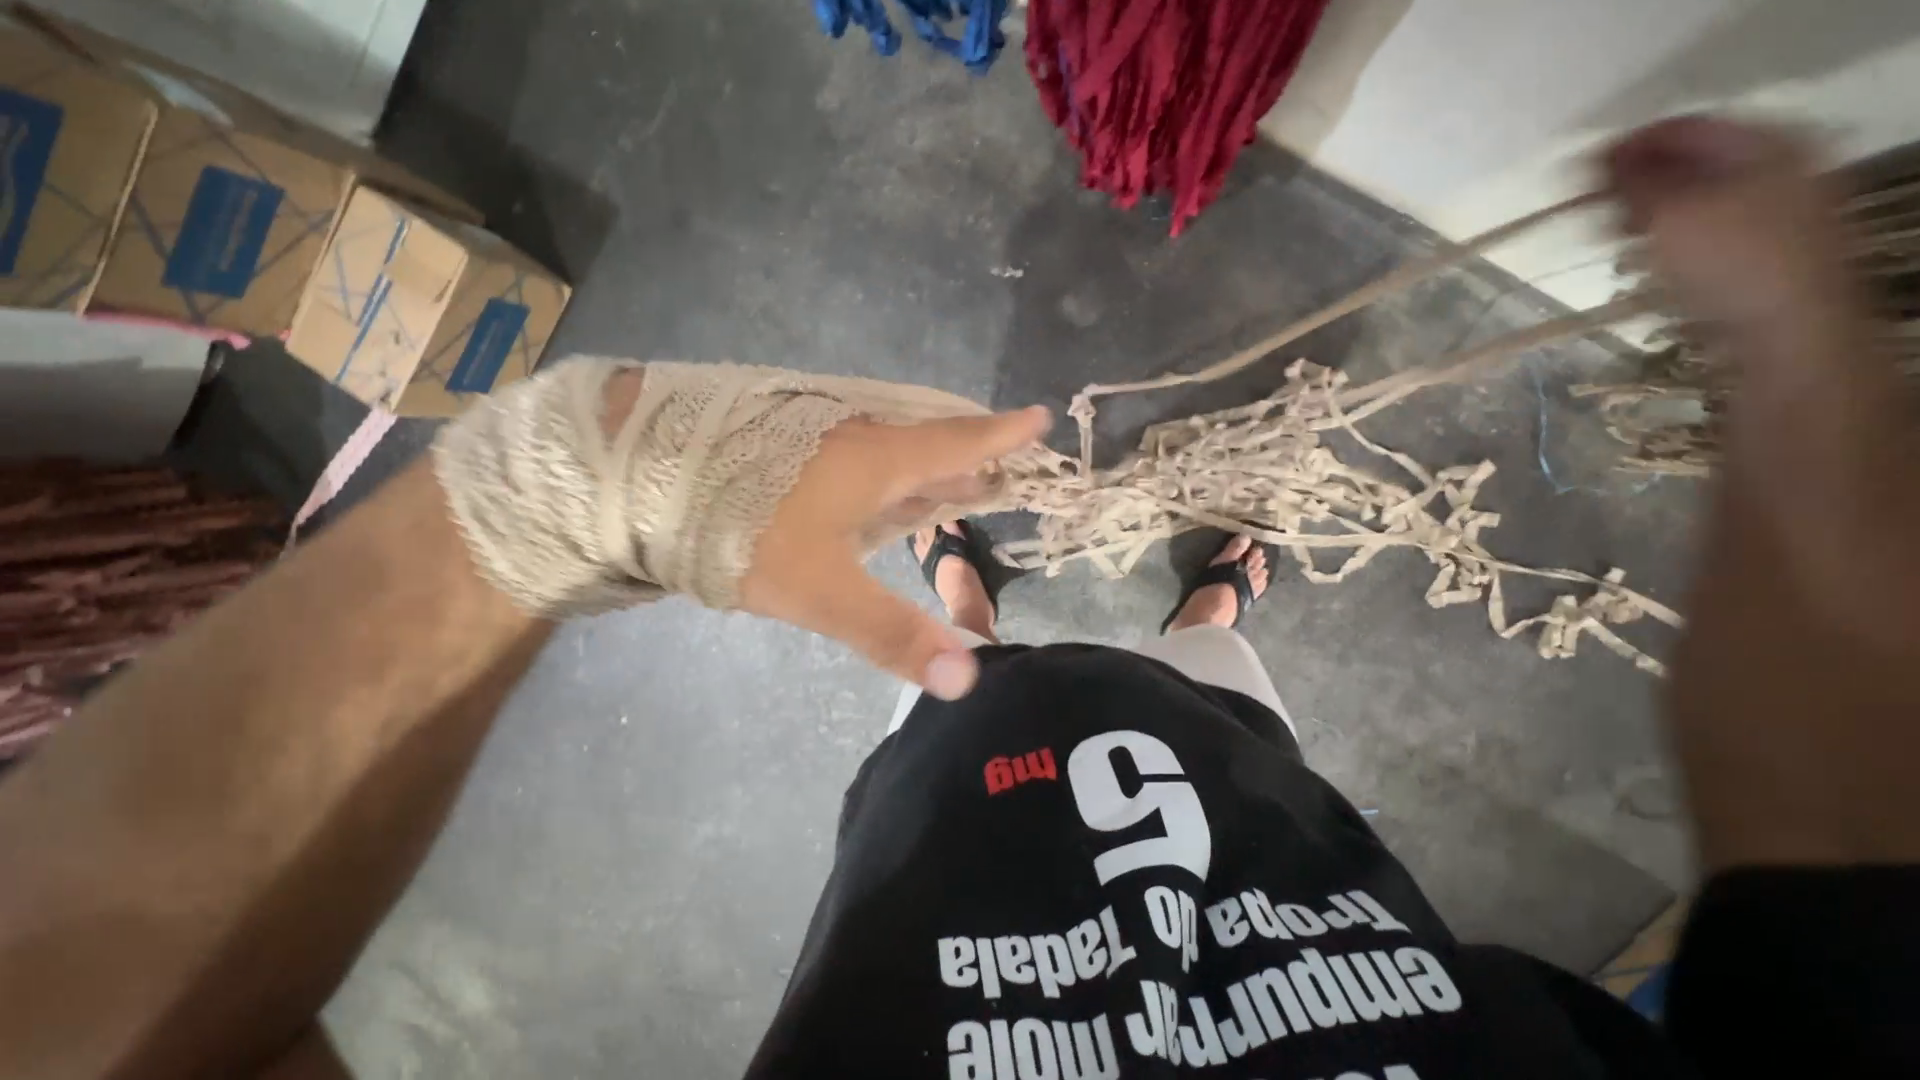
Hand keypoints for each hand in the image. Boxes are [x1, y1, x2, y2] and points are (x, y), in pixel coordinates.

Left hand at [737, 406, 1050, 700]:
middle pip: (929, 450)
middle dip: (970, 463)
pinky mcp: (783, 453)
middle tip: (1005, 476)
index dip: (1002, 435)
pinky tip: (871, 499)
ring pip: (890, 456)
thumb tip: (966, 678)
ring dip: (925, 472)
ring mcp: (817, 442)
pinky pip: (856, 462)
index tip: (1040, 416)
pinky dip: (884, 480)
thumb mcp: (821, 591)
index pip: (959, 444)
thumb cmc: (742, 529)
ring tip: (952, 488)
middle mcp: (857, 442)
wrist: (640, 473)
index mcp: (880, 462)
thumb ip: (892, 633)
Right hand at [1603, 117, 1861, 363]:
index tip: (1578, 178)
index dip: (1625, 149)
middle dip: (1636, 184)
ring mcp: (1780, 205)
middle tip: (1594, 212)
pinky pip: (1707, 225)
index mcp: (1765, 141)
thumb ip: (1629, 181)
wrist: (1788, 331)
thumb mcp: (1667, 214)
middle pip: (1690, 161)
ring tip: (1613, 237)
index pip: (1679, 128)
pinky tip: (1647, 257)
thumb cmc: (1729, 263)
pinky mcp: (1768, 245)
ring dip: (1648, 212)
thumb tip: (1596, 156)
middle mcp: (1780, 163)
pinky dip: (1671, 234)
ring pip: (1696, 196)